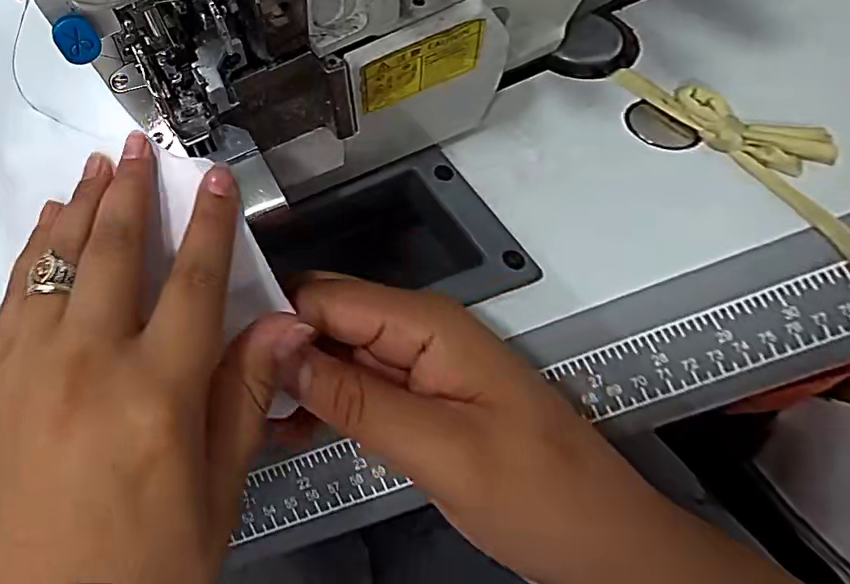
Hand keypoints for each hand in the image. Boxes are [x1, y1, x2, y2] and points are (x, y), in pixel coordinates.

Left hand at [0, 133, 314, 583]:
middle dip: (133, 189)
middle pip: (118, 249)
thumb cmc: (131, 573)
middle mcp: (92, 358)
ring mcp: (38, 357)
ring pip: (63, 255)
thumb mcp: (211, 504)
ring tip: (97, 164)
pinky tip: (50, 221)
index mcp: (156, 394)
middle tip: (138, 145)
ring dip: (83, 202)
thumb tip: (283, 328)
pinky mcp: (3, 369)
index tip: (215, 180)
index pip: (195, 283)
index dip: (210, 224)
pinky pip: (21, 285)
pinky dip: (38, 244)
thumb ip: (242, 403)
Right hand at [283, 276, 794, 583]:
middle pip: (323, 315)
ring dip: (295, 376)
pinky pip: (350, 379)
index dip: (277, 320)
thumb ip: (354, 398)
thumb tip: (278, 353)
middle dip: (279, 346)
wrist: (617, 552)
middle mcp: (411, 326)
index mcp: (422, 321)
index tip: (233, 355)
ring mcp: (411, 358)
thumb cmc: (541, 496)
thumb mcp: (442, 452)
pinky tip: (289, 426)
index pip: (324, 297)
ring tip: (252, 410)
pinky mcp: (411, 390)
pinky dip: (319, 398)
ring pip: (330, 348)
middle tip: (233, 385)